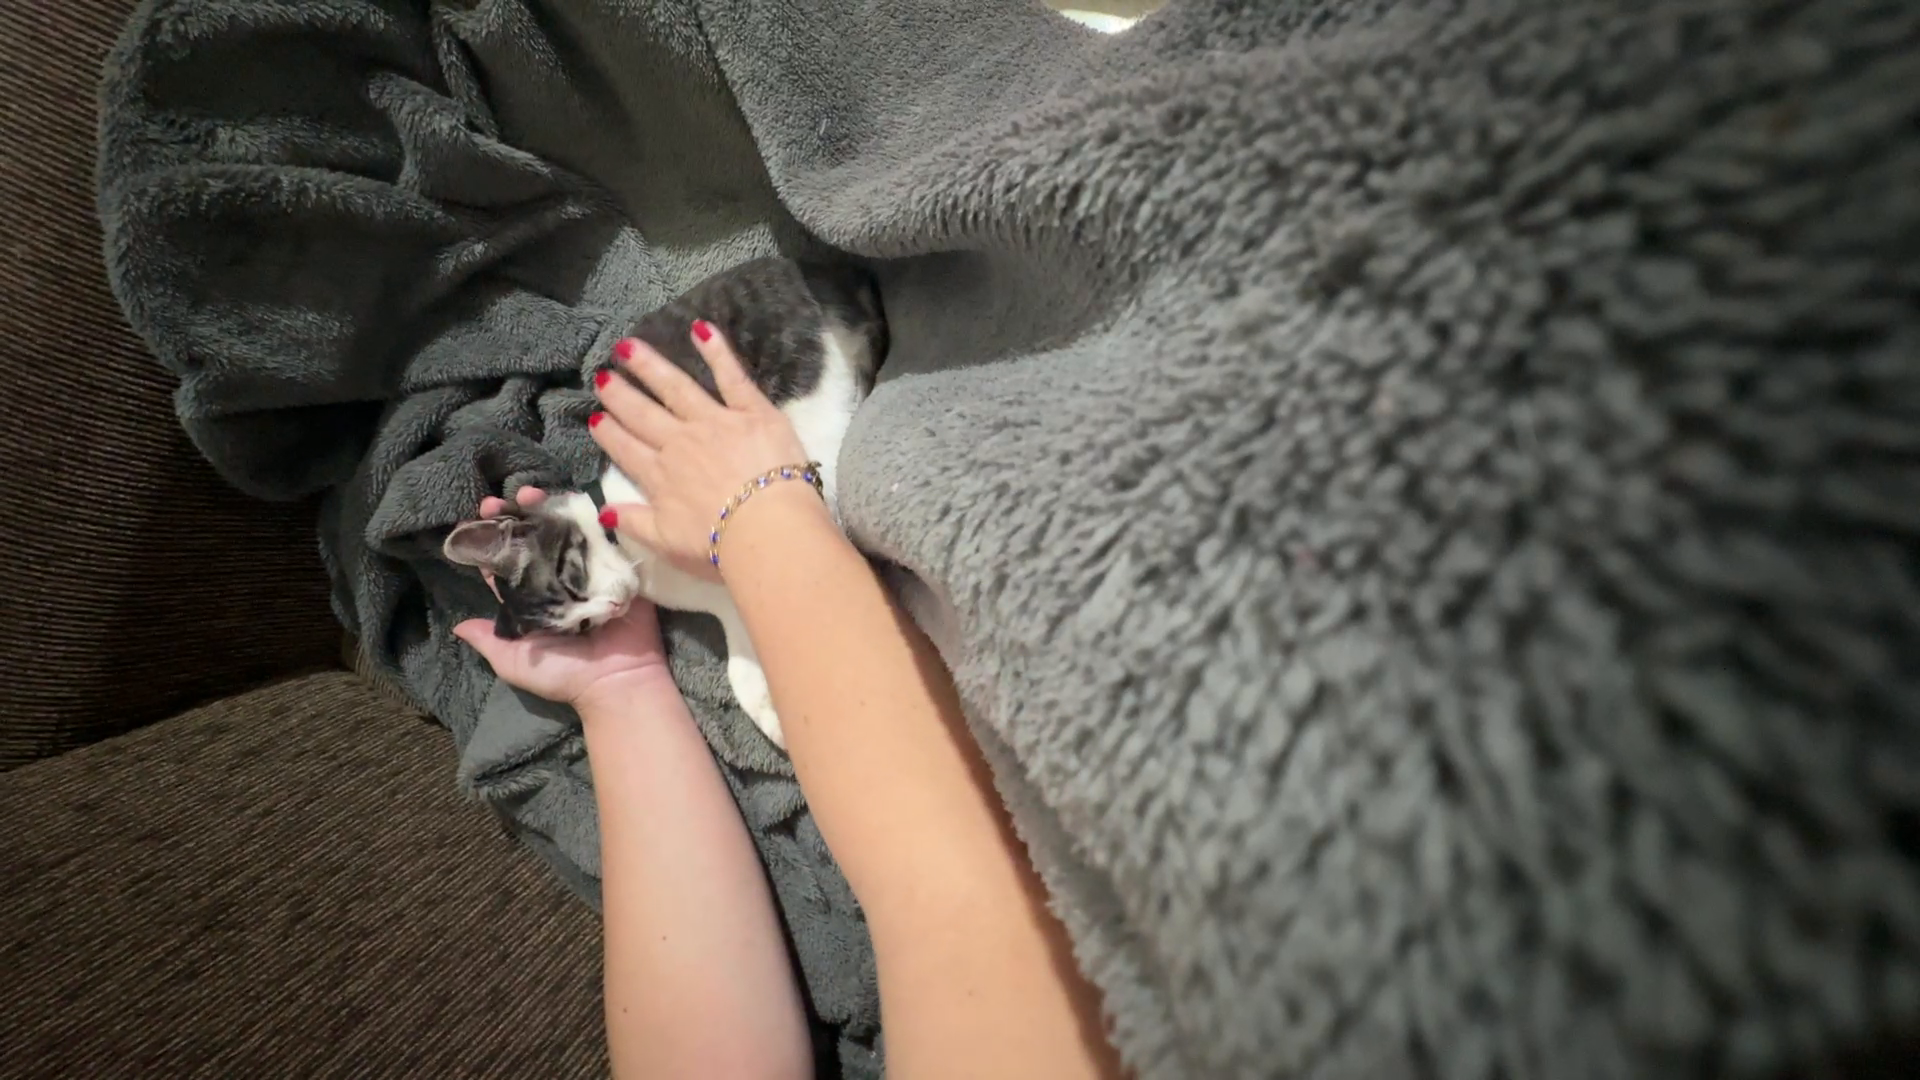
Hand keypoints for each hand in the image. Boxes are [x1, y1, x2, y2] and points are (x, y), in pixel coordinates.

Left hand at [451, 487, 673, 710]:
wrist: (619, 680)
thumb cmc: (566, 675)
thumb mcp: (515, 662)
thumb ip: (489, 641)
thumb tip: (457, 625)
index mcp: (533, 600)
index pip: (507, 564)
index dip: (492, 541)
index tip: (478, 519)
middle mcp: (560, 582)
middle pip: (536, 541)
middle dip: (517, 518)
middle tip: (500, 501)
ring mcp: (592, 573)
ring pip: (568, 534)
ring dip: (550, 511)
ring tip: (531, 492)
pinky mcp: (621, 569)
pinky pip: (607, 540)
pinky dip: (594, 519)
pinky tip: (576, 501)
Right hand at [589, 321, 816, 580]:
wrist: (768, 528)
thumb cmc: (721, 545)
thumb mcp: (668, 543)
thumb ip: (635, 523)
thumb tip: (604, 511)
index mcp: (660, 477)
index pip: (627, 450)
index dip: (609, 434)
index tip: (595, 419)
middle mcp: (680, 443)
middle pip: (643, 414)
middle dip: (621, 395)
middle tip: (603, 376)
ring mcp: (714, 422)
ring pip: (676, 388)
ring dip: (651, 367)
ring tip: (630, 348)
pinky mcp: (751, 411)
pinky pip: (731, 376)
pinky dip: (717, 351)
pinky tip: (701, 328)